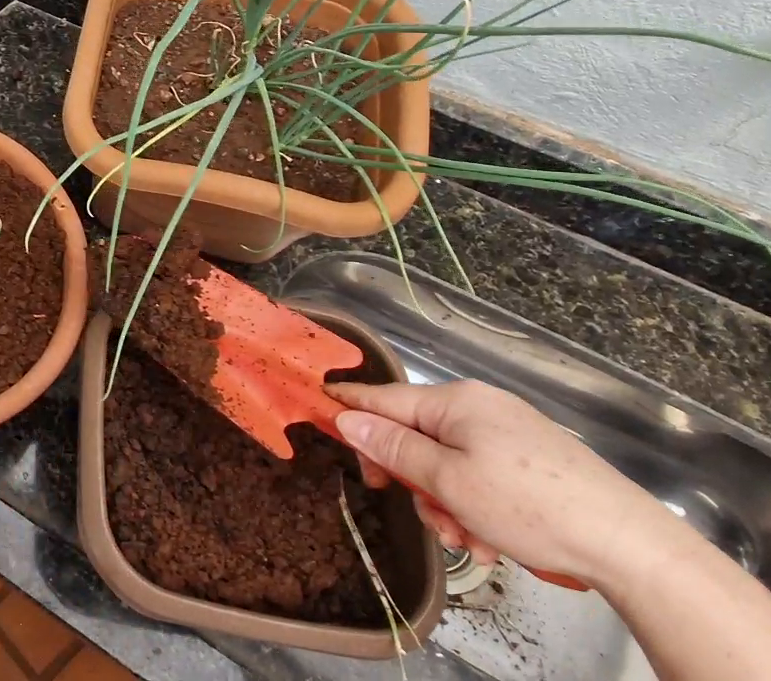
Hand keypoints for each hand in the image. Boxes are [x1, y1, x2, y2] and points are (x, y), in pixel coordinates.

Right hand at [327, 379, 664, 584]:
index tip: (312, 409)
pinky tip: (490, 539)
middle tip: (403, 502)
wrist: (633, 547)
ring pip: (446, 462)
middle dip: (407, 474)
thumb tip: (346, 418)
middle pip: (414, 433)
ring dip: (442, 500)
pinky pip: (479, 475)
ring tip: (466, 538)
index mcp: (456, 401)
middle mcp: (480, 408)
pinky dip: (473, 504)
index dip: (346, 406)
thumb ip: (392, 447)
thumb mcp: (448, 479)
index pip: (382, 397)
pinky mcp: (533, 462)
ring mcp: (510, 434)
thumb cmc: (528, 506)